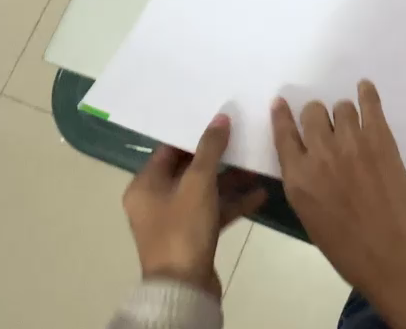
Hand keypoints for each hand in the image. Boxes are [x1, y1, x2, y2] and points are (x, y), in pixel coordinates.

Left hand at [123, 115, 266, 295]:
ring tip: (256, 165)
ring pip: (205, 189)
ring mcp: (175, 219)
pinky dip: (233, 202)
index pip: (170, 149)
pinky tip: (259, 194)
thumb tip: (221, 117)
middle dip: (219, 155)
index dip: (195, 133)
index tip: (221, 119)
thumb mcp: (199, 182)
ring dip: (230, 179)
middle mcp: (156, 200)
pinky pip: (214, 210)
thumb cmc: (183, 228)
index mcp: (145, 185)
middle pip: (190, 168)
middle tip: (242, 136)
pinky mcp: (192, 235)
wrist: (184, 288)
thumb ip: (210, 148)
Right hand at [272, 82, 405, 328]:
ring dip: (343, 114)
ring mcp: (351, 140)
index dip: (281, 116)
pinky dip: (366, 92)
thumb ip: (304, 181)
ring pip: (341, 106)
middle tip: (326, 127)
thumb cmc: (345, 246)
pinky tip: (365, 88)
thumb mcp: (308, 215)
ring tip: (350, 126)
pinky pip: (369, 102)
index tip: (280, 103)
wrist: (388, 249)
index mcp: (298, 177)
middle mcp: (320, 152)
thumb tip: (306, 158)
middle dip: (316, 118)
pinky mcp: (379, 135)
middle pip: (312, 113)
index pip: (283, 134)